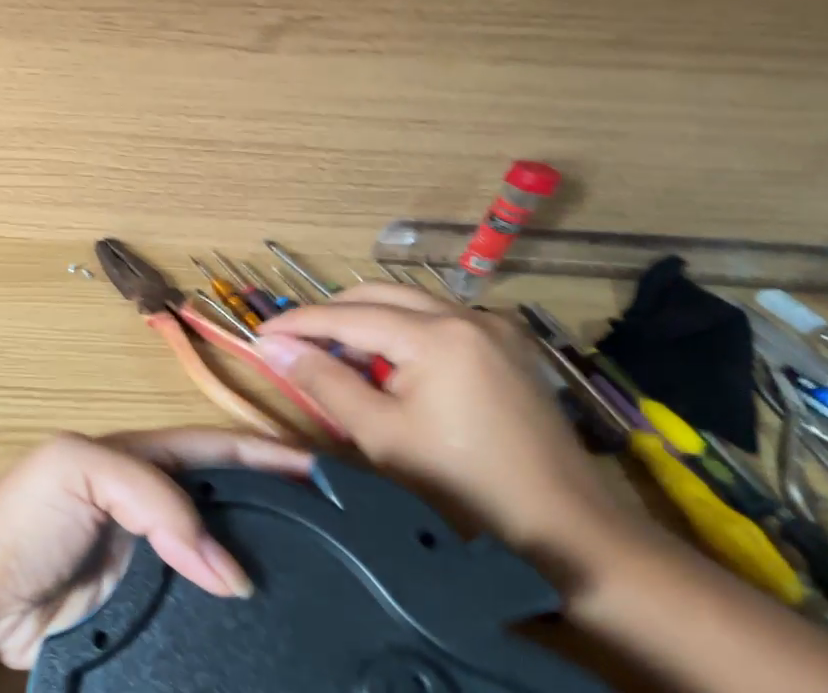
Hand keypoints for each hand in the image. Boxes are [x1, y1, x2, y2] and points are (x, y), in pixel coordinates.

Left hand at [0, 428, 311, 669]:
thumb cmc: (24, 517)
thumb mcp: (78, 470)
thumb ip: (153, 499)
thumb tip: (228, 569)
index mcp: (137, 457)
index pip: (214, 448)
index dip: (267, 456)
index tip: (327, 474)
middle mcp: (151, 503)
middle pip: (228, 501)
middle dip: (280, 507)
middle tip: (341, 532)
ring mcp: (152, 557)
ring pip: (223, 555)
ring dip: (267, 561)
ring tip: (326, 578)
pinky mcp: (151, 608)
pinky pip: (206, 606)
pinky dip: (241, 612)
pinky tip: (274, 622)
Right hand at [254, 285, 638, 570]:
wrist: (569, 531)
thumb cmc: (464, 484)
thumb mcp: (379, 434)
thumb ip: (322, 381)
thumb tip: (272, 347)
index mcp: (437, 335)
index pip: (346, 316)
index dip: (297, 324)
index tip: (258, 335)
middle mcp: (468, 315)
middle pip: (377, 295)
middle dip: (330, 316)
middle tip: (293, 345)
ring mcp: (495, 329)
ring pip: (408, 305)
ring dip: (366, 324)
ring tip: (334, 358)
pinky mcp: (511, 349)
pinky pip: (439, 322)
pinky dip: (402, 334)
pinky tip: (387, 367)